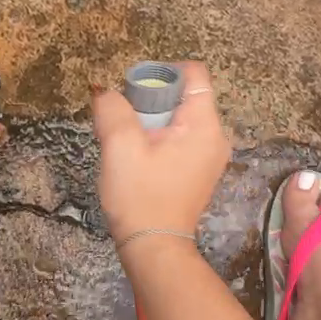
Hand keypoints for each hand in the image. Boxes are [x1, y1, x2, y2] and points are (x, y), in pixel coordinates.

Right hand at [92, 63, 230, 244]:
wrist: (153, 246)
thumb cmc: (140, 195)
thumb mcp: (119, 146)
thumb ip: (112, 109)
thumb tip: (105, 91)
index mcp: (204, 125)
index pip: (194, 74)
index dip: (162, 73)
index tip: (134, 90)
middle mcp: (215, 137)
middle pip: (185, 96)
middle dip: (152, 101)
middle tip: (124, 120)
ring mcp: (210, 157)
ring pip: (179, 119)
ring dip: (152, 122)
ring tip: (128, 142)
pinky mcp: (199, 172)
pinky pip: (180, 140)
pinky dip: (159, 140)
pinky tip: (138, 158)